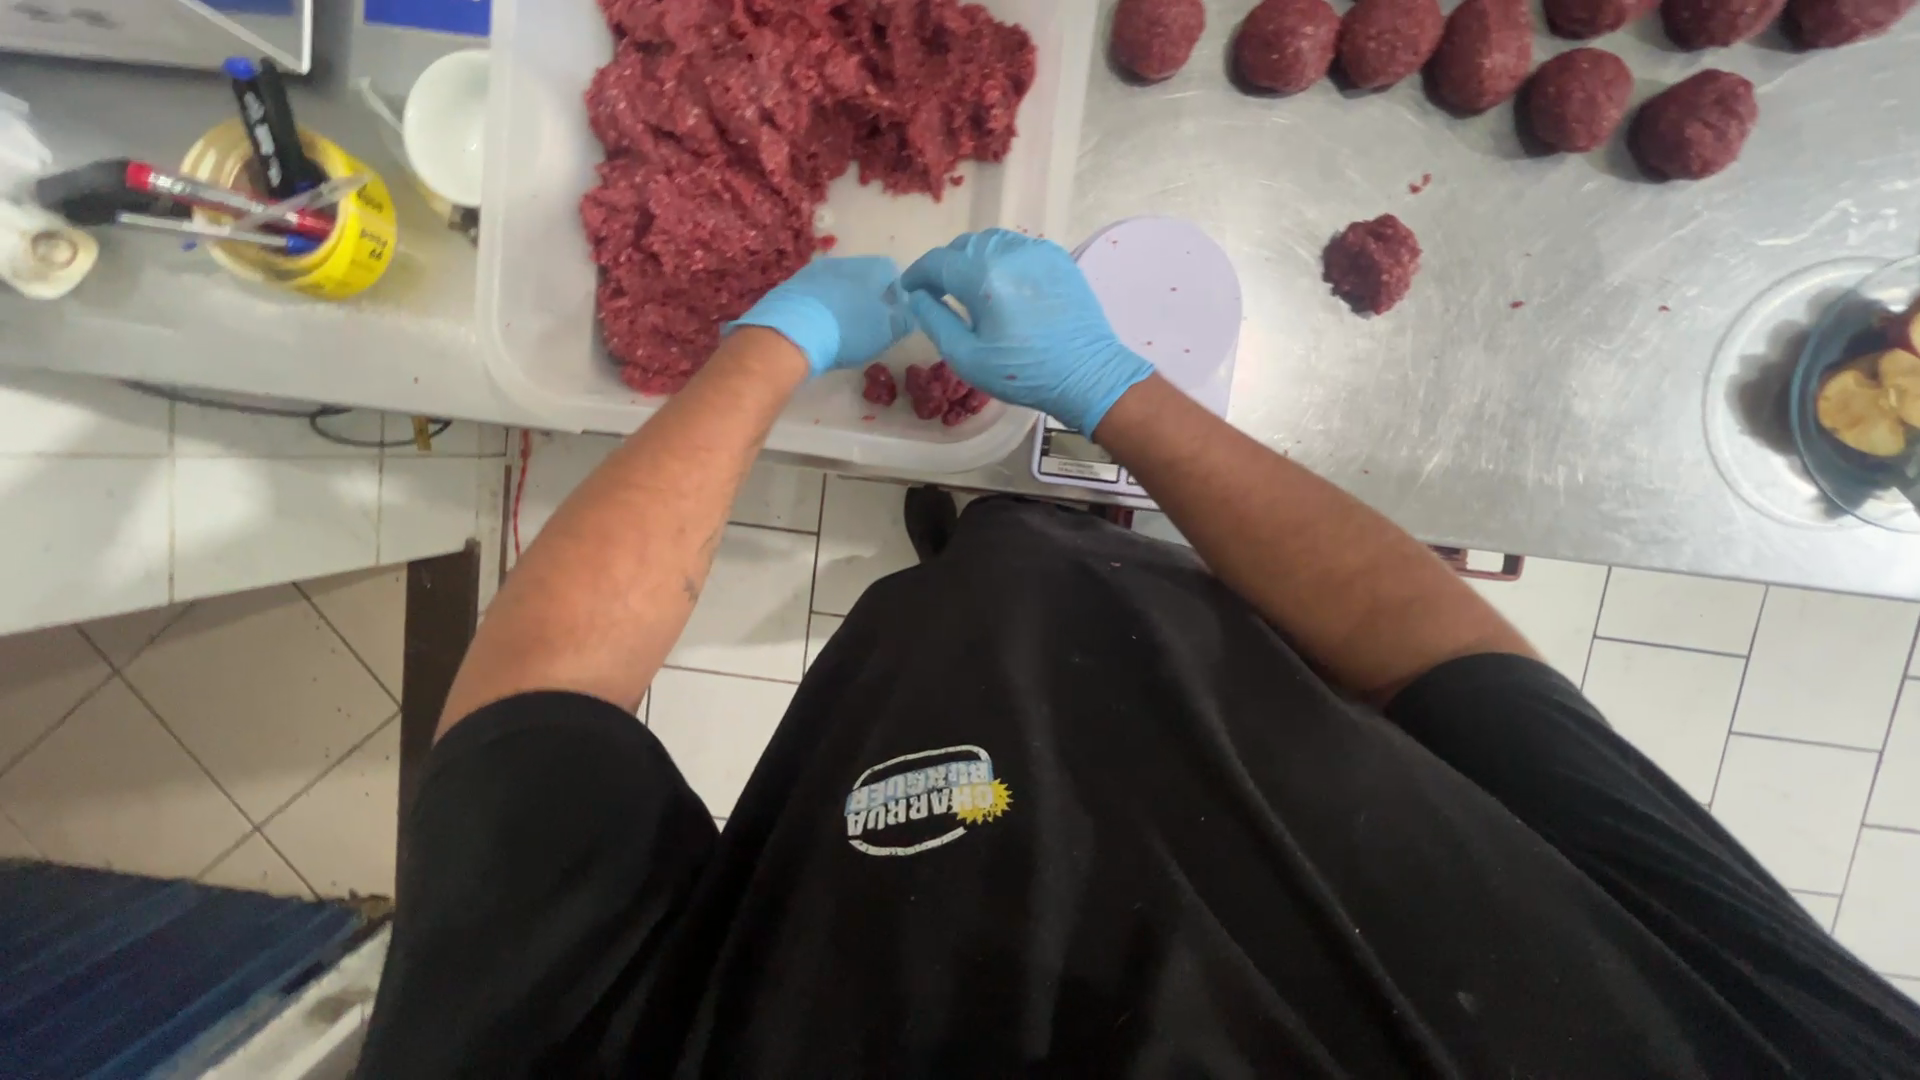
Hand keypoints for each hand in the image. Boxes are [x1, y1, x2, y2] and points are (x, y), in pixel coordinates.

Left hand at [727, 256, 913, 375]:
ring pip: (836, 282)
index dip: (894, 293)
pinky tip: (817, 327)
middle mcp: (843, 262)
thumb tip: (908, 312)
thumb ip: (903, 320)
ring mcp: (814, 271)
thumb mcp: (885, 332)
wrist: (792, 333)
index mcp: (871, 268)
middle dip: (867, 296)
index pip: (891, 271)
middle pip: (862, 275)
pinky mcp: (791, 285)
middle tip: (866, 322)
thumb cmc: (848, 331)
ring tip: (839, 326)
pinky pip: (813, 292)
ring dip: (841, 300)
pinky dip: (819, 306)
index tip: (892, 315)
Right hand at [901, 229, 1153, 434]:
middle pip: (965, 246)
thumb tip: (917, 297)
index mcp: (984, 278)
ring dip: (974, 260)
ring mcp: (1038, 251)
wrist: (1087, 374)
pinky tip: (1003, 288)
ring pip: (992, 242)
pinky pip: (1018, 248)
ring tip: (971, 289)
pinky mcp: (1058, 257)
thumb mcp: (967, 358)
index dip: (917, 273)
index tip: (910, 289)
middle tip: (940, 292)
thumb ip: (935, 321)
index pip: (938, 261)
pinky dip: (1002, 261)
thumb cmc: (1023, 374)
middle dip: (946, 266)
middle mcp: (1010, 253)